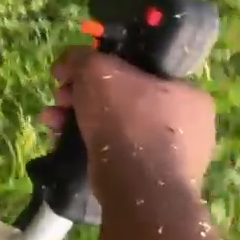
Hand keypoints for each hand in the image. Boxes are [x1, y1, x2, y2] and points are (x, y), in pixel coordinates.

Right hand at [43, 47, 216, 203]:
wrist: (138, 182)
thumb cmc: (125, 116)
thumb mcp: (95, 68)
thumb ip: (80, 56)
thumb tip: (69, 66)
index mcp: (188, 93)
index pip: (135, 69)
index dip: (96, 68)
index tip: (71, 76)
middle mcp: (188, 121)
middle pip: (119, 95)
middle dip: (79, 94)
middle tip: (59, 98)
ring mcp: (174, 151)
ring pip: (112, 121)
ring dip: (74, 115)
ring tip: (51, 120)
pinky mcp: (155, 173)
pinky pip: (116, 146)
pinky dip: (87, 138)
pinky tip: (61, 137)